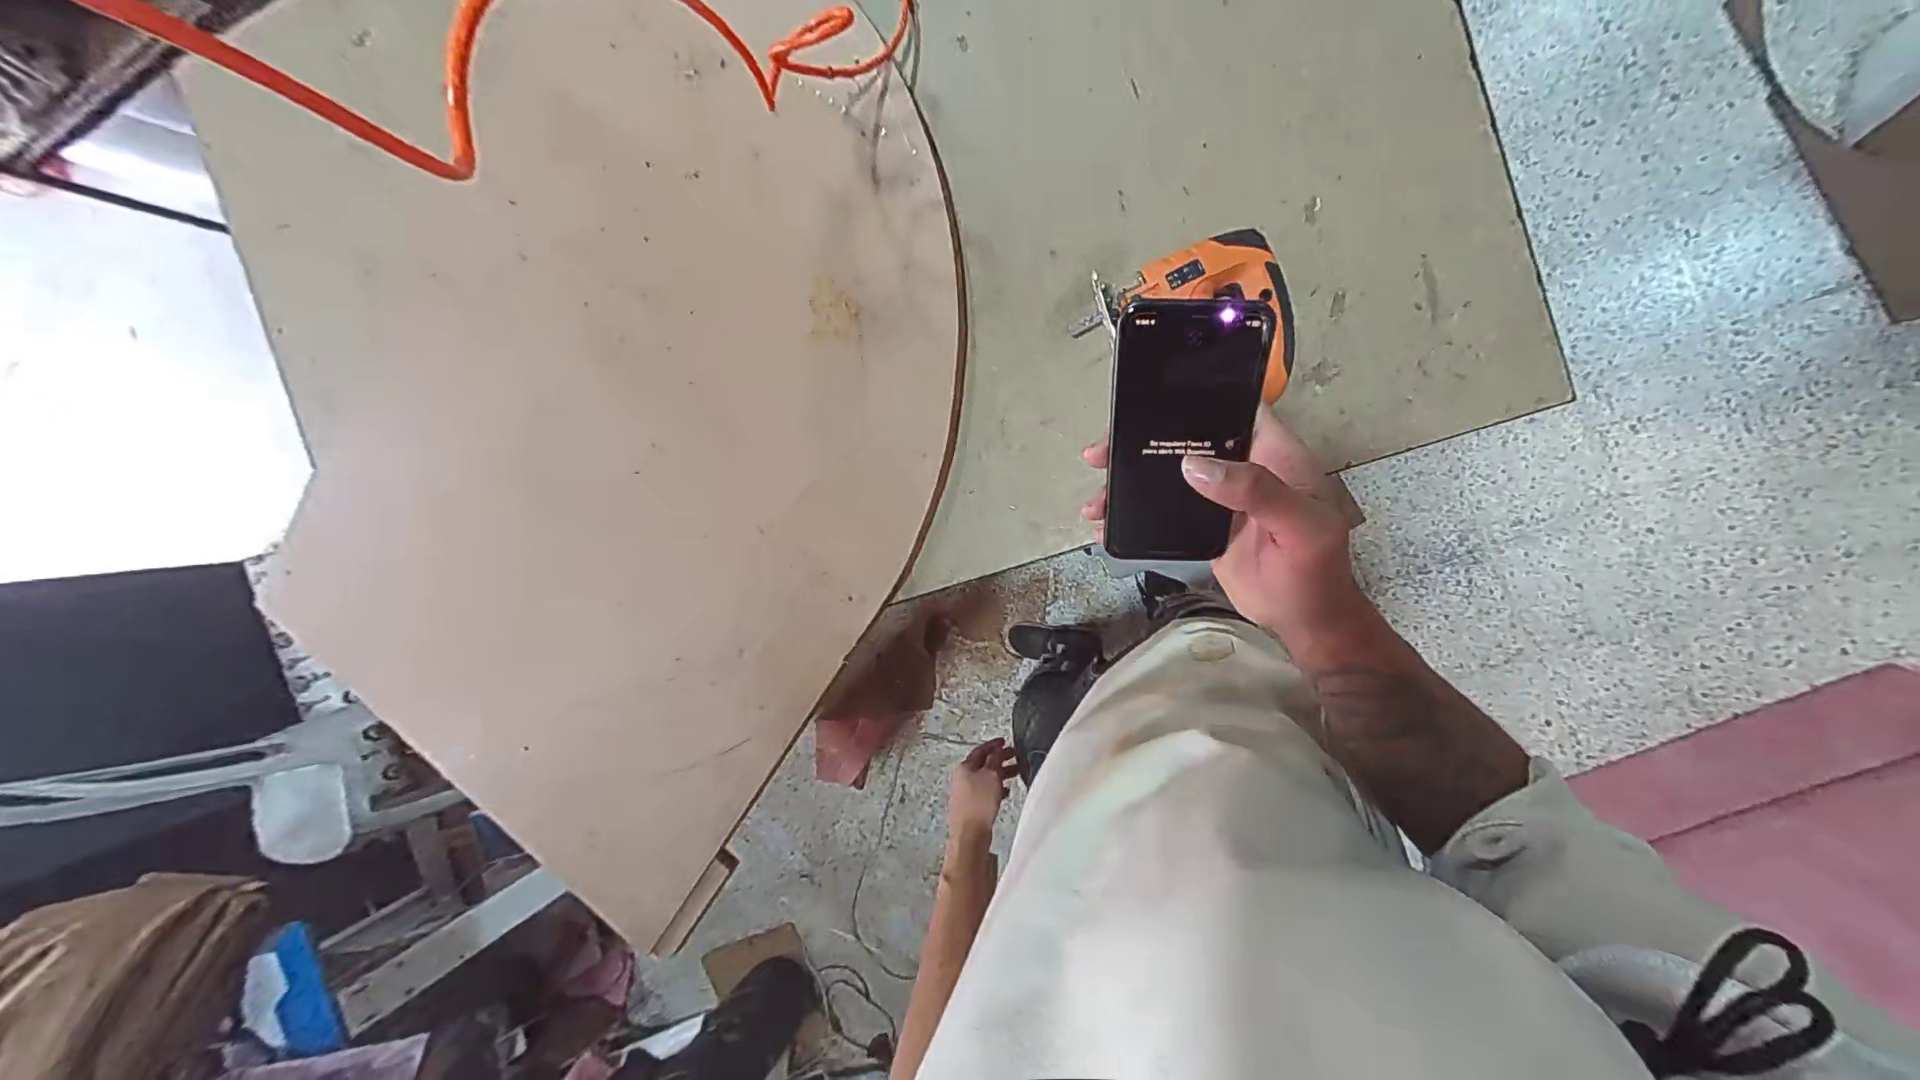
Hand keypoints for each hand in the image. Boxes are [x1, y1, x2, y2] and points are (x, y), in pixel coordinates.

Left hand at [947, 738, 1017, 836]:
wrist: (970, 834)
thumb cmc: (980, 801)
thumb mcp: (991, 775)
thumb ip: (995, 761)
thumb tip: (997, 751)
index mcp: (964, 767)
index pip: (981, 750)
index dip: (994, 745)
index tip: (1006, 741)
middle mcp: (963, 777)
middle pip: (984, 764)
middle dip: (1000, 759)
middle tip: (1016, 756)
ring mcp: (967, 792)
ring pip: (986, 778)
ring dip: (1001, 773)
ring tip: (1017, 772)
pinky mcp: (973, 806)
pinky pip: (986, 791)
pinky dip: (997, 788)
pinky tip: (1008, 791)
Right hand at [1082, 409, 1365, 645]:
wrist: (1304, 621)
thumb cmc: (1316, 571)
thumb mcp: (1300, 526)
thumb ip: (1257, 491)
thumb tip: (1194, 467)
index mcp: (1272, 455)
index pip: (1234, 409)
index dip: (1197, 398)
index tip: (1151, 403)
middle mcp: (1241, 468)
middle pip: (1186, 439)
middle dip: (1141, 442)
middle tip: (1103, 453)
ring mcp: (1216, 498)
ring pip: (1166, 476)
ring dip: (1129, 482)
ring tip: (1098, 498)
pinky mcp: (1198, 527)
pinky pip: (1161, 513)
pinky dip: (1133, 517)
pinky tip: (1108, 524)